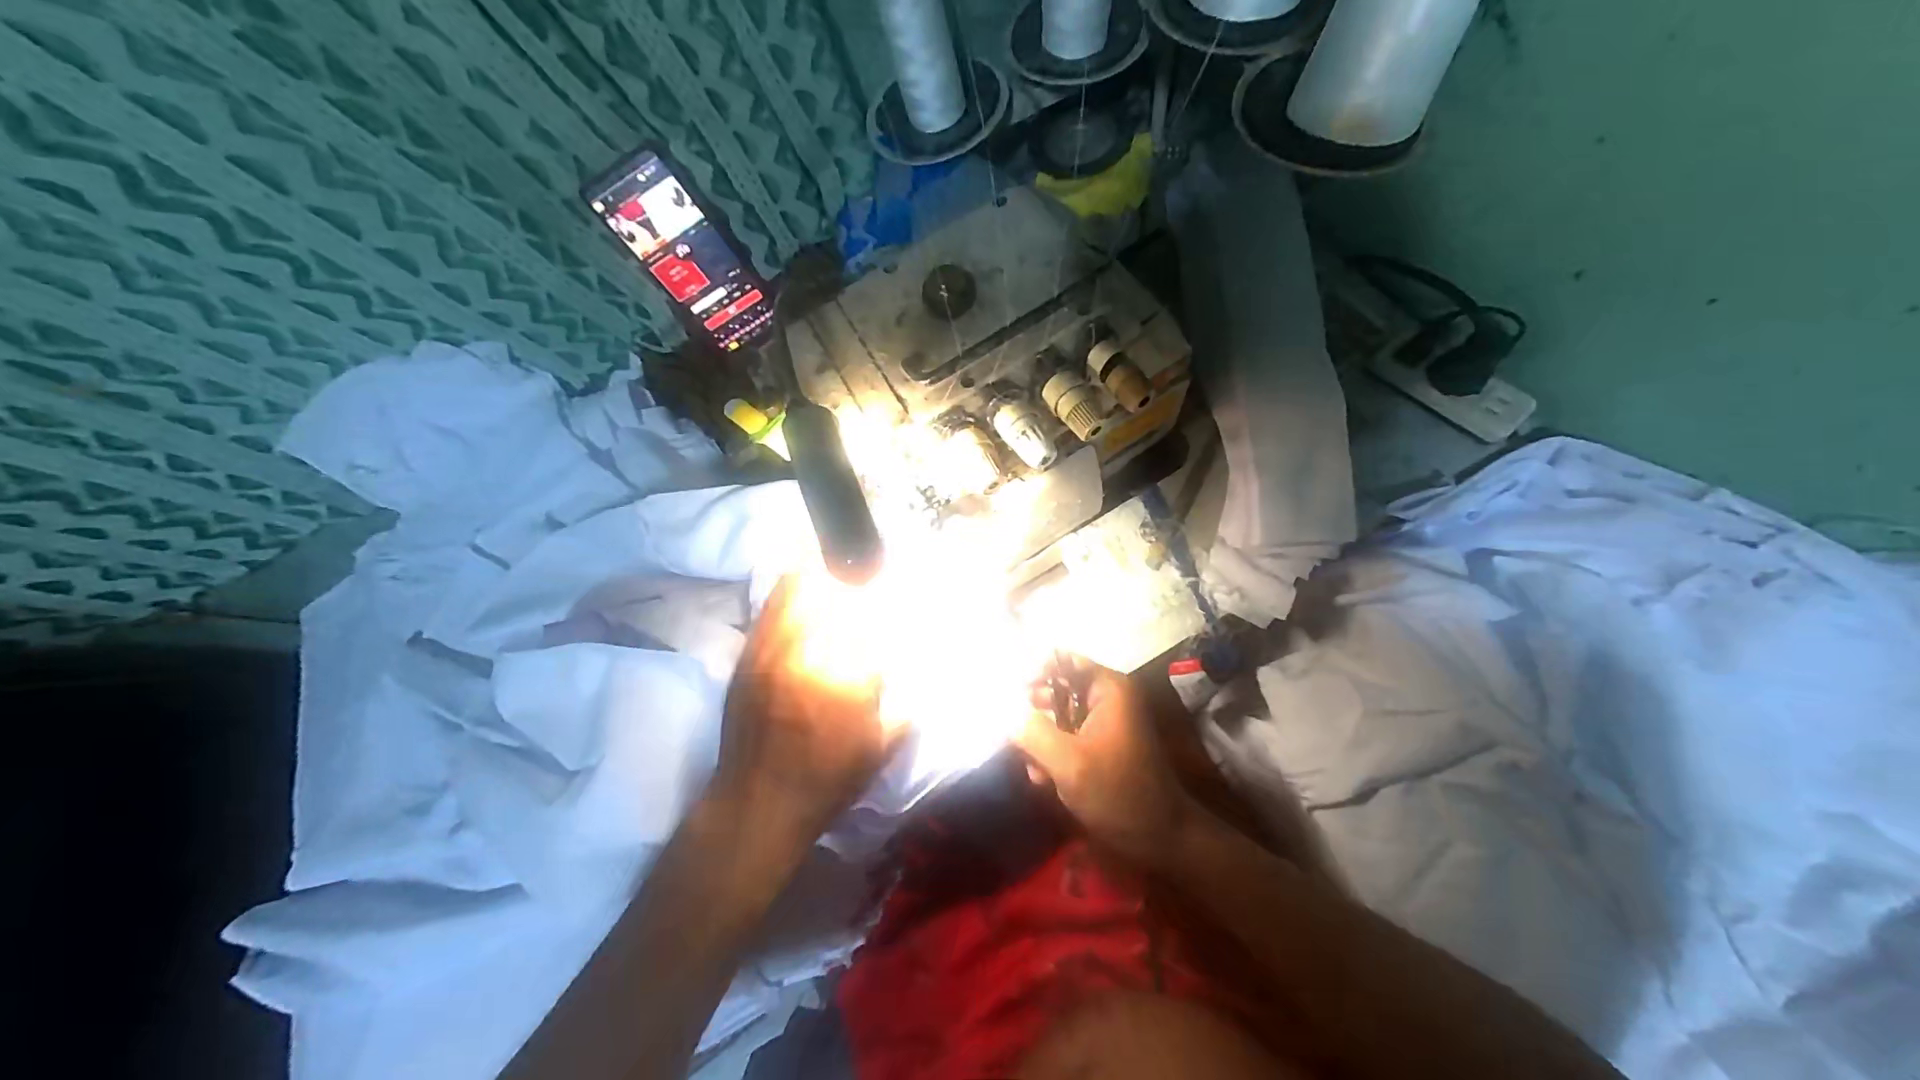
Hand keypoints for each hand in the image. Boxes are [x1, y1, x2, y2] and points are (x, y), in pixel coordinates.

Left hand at [710, 575, 899, 847]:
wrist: (759, 802)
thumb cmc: (827, 782)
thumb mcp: (881, 748)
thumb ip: (904, 706)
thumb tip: (915, 673)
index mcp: (851, 680)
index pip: (875, 622)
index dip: (888, 605)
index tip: (896, 597)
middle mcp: (813, 656)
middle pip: (839, 596)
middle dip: (858, 584)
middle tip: (869, 580)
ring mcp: (775, 652)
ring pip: (801, 591)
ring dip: (824, 577)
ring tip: (838, 571)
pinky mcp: (750, 655)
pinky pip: (772, 608)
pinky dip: (791, 590)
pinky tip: (803, 584)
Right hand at [1015, 657, 1200, 869]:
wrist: (1159, 838)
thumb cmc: (1117, 793)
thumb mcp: (1068, 762)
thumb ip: (1031, 731)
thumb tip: (1003, 711)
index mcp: (1108, 689)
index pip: (1062, 660)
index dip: (1034, 674)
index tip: (1013, 700)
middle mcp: (1108, 698)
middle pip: (1057, 688)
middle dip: (1034, 713)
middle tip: (1017, 738)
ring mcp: (1105, 723)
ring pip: (1058, 717)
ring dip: (1040, 739)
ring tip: (1034, 768)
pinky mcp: (1101, 746)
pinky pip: (1067, 737)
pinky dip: (1053, 754)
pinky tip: (1044, 779)